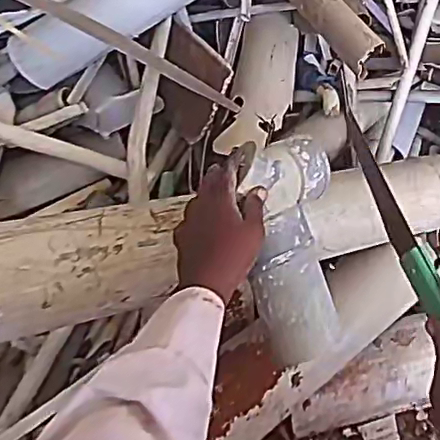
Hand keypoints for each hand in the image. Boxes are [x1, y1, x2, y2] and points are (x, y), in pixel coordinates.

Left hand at [173, 163, 265, 301]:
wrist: (205, 284)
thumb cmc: (233, 256)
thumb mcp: (254, 231)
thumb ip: (255, 207)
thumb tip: (257, 191)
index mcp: (220, 198)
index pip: (226, 172)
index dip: (233, 162)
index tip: (240, 155)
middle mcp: (201, 205)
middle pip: (209, 182)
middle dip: (219, 174)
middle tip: (228, 171)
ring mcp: (189, 220)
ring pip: (199, 199)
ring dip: (209, 193)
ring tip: (220, 195)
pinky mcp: (182, 235)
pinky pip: (192, 217)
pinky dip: (201, 213)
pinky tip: (205, 221)